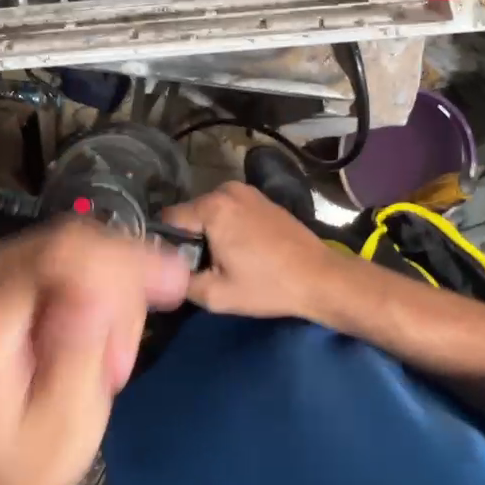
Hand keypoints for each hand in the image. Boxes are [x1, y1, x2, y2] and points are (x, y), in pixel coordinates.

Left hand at [0, 220, 189, 484]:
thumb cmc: (27, 461)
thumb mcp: (63, 429)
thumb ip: (78, 355)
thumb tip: (98, 292)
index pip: (55, 256)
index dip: (120, 262)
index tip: (173, 285)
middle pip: (70, 242)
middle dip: (121, 286)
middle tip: (128, 351)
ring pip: (78, 242)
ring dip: (115, 290)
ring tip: (112, 354)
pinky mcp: (4, 263)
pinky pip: (71, 249)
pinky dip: (103, 281)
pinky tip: (108, 324)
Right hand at [163, 182, 343, 320]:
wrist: (320, 278)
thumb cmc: (268, 286)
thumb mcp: (216, 295)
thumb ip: (180, 281)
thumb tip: (164, 272)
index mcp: (213, 207)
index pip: (168, 219)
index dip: (167, 244)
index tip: (178, 266)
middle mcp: (227, 189)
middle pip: (190, 214)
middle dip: (192, 239)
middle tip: (205, 268)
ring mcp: (248, 191)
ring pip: (210, 213)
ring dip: (211, 234)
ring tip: (226, 262)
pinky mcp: (263, 198)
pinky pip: (231, 211)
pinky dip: (229, 228)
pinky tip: (243, 252)